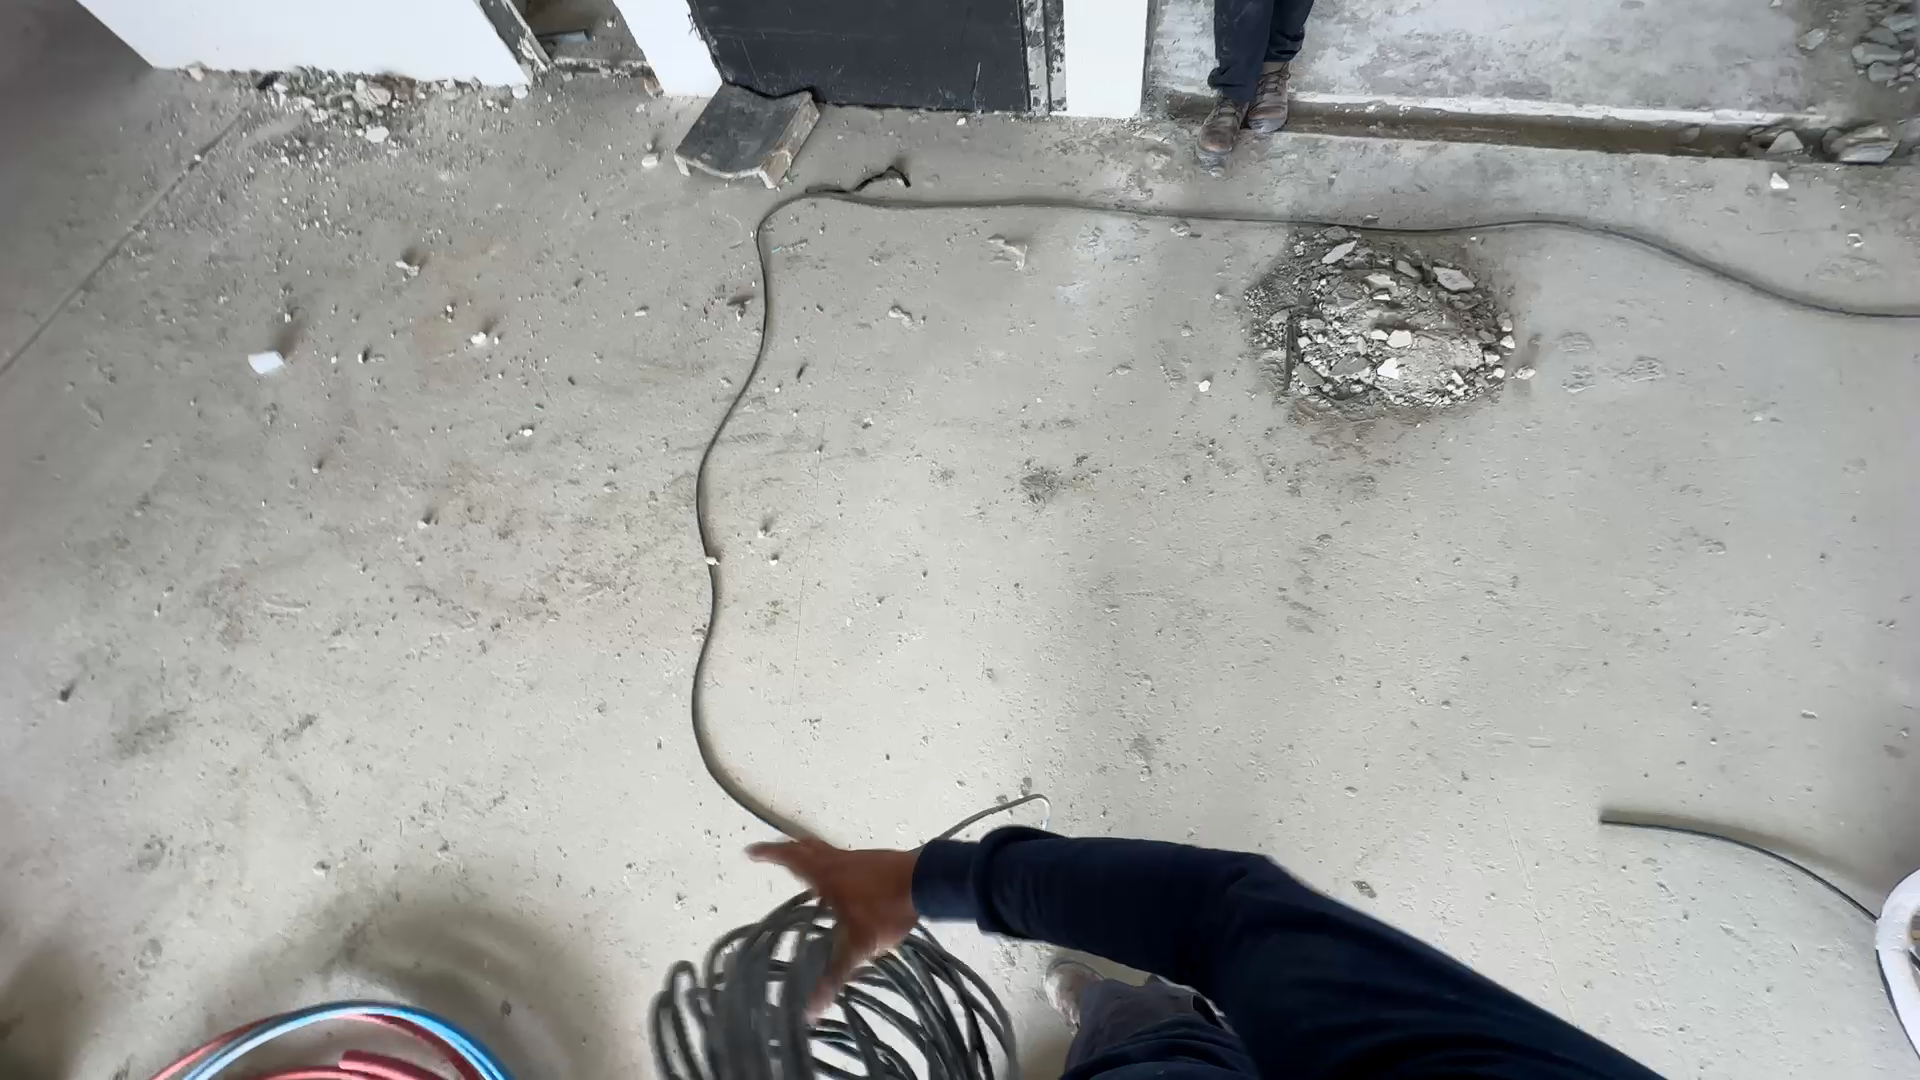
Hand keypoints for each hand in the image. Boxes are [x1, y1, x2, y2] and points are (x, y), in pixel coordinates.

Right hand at [747, 838, 920, 1016]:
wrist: (925, 881)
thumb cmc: (886, 908)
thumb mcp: (859, 946)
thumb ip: (835, 976)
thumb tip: (811, 1010)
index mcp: (828, 875)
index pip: (792, 859)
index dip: (770, 854)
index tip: (751, 851)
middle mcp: (839, 860)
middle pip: (806, 847)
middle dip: (785, 849)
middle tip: (769, 853)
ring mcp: (858, 857)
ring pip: (825, 850)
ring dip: (808, 855)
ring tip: (800, 870)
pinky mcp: (874, 860)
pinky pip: (841, 857)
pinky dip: (829, 863)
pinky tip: (836, 883)